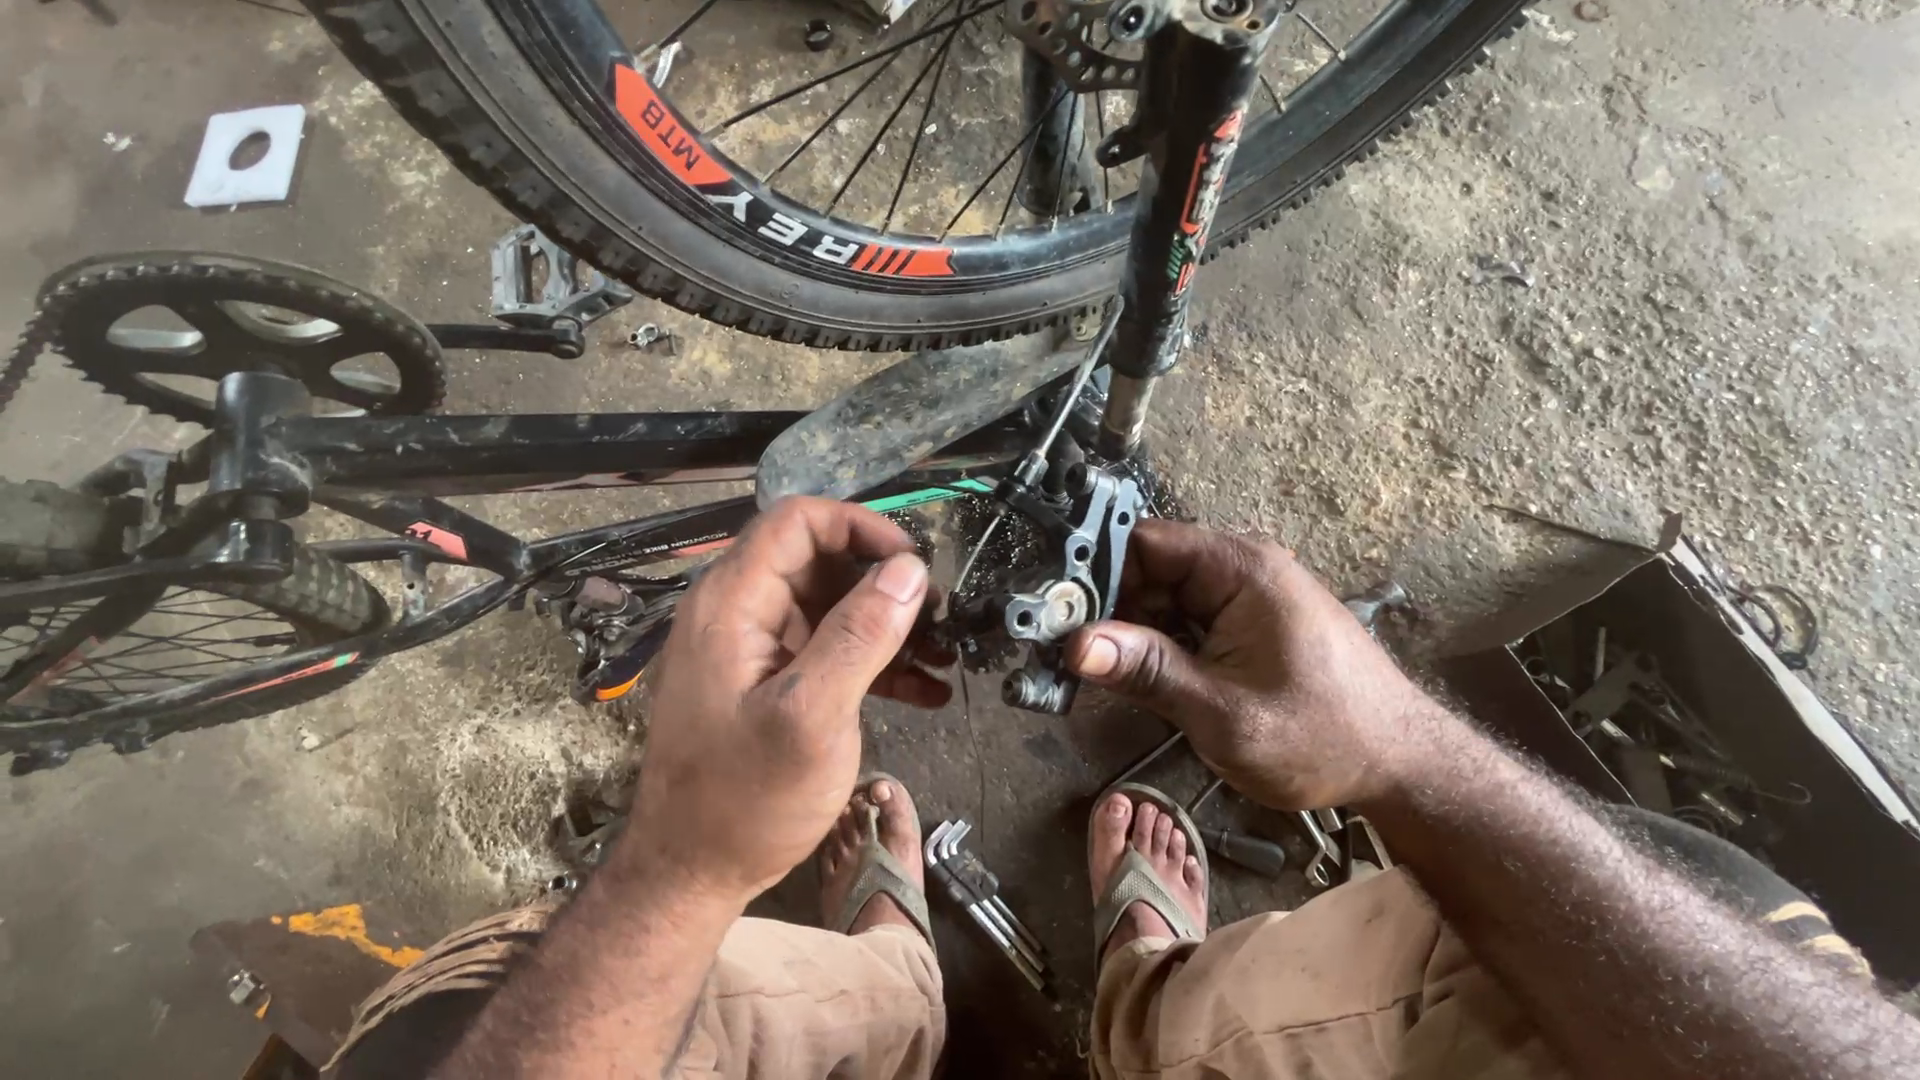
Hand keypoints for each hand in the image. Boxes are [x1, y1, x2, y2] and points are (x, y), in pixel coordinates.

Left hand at [622, 497, 948, 904]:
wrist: (692, 874)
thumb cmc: (744, 799)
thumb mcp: (812, 715)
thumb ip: (860, 635)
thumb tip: (909, 570)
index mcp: (733, 602)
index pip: (798, 521)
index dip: (860, 527)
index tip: (912, 564)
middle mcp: (740, 612)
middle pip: (820, 561)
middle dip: (883, 583)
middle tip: (938, 618)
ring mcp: (755, 648)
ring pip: (831, 606)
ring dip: (889, 626)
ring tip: (942, 656)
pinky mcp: (771, 682)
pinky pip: (828, 649)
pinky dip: (874, 663)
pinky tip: (924, 691)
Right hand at [1064, 519, 1449, 809]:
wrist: (1399, 766)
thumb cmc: (1321, 738)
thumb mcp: (1222, 712)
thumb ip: (1147, 671)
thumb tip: (1075, 646)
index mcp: (1241, 569)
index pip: (1144, 542)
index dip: (1093, 572)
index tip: (1055, 614)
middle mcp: (1240, 569)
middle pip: (1147, 569)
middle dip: (1106, 609)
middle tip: (1065, 655)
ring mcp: (1244, 596)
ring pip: (1161, 597)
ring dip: (1128, 631)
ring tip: (1092, 672)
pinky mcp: (1246, 623)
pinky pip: (1184, 620)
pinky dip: (1156, 645)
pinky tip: (1134, 676)